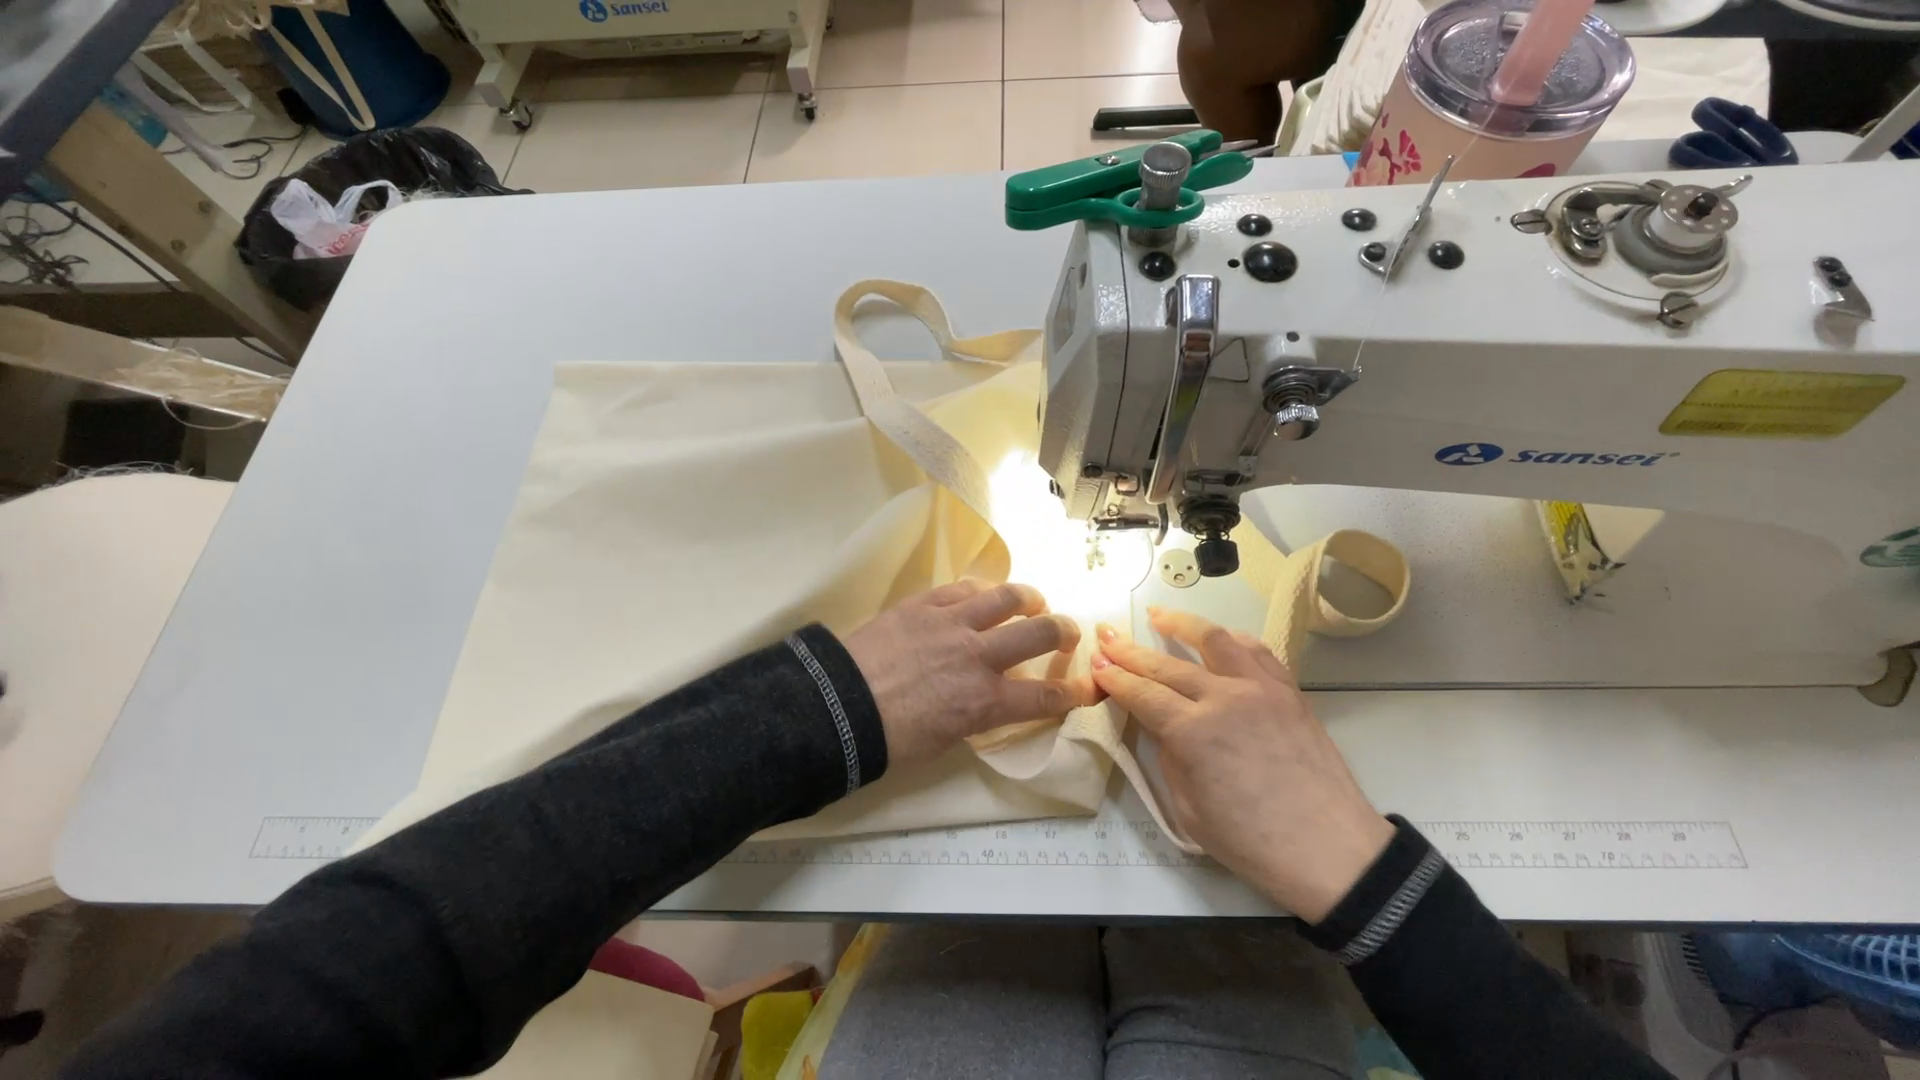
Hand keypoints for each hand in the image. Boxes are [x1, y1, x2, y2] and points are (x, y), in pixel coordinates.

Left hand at [842, 581, 1095, 767]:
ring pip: (1006, 598)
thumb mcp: (944, 740)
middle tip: (1067, 633)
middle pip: (1039, 633)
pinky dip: (981, 591)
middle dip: (1063, 632)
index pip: (1045, 697)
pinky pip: (963, 588)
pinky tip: (983, 594)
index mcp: (985, 701)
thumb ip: (975, 716)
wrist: (839, 707)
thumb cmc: (890, 738)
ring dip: (1028, 598)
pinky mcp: (924, 604)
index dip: (1073, 693)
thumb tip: (984, 701)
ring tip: (1033, 601)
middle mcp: (978, 657)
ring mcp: (952, 624)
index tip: (1086, 688)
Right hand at [1091, 609, 1392, 922]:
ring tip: (1158, 615)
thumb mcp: (1188, 809)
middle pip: (1166, 664)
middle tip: (1107, 635)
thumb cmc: (1251, 842)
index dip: (1114, 678)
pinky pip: (1255, 651)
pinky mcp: (1289, 691)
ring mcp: (1260, 689)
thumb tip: (1162, 726)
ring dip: (1180, 623)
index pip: (1141, 693)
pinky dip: (1230, 638)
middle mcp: (1223, 697)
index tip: (1096, 665)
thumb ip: (1169, 758)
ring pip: (1214, 639)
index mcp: (1192, 732)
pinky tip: (1219, 637)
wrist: (1329, 850)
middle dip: (1130, 649)